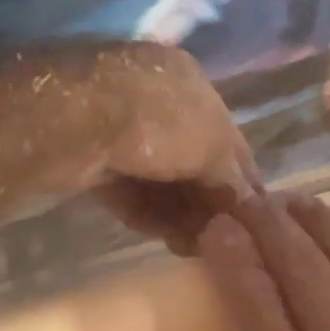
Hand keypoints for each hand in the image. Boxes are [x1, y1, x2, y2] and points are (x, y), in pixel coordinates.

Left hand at [84, 43, 259, 254]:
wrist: (76, 124)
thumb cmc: (159, 122)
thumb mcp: (214, 145)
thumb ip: (234, 178)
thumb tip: (251, 208)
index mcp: (191, 83)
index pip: (229, 138)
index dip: (242, 181)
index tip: (253, 220)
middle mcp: (157, 102)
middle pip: (193, 163)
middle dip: (207, 203)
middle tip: (217, 241)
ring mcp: (121, 131)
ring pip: (160, 182)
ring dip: (179, 215)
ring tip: (191, 247)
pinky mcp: (92, 161)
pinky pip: (129, 193)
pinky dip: (147, 214)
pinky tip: (163, 237)